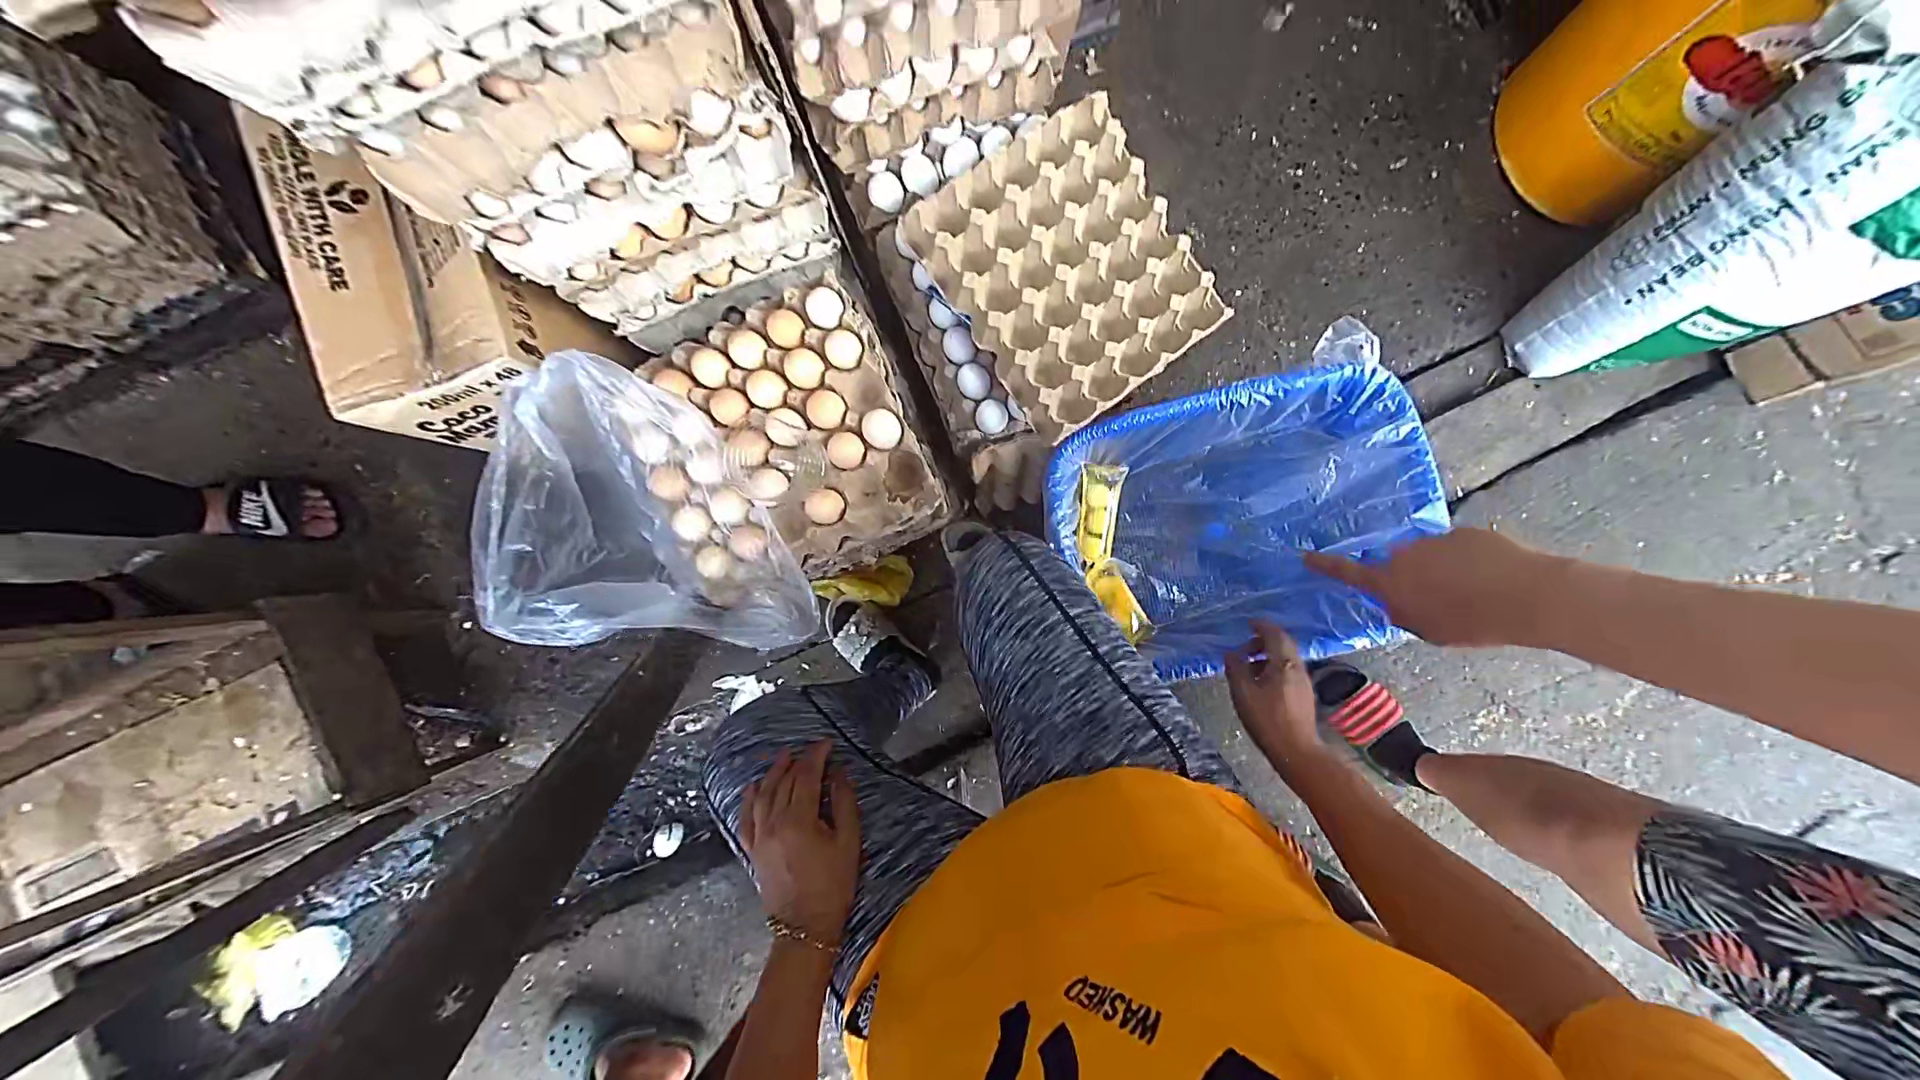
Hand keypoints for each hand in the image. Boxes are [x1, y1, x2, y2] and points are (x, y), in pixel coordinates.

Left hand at [739, 742, 860, 945]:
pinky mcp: (753, 851)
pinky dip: (749, 799)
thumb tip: (837, 774)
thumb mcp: (849, 842)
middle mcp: (774, 823)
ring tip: (785, 757)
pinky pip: (746, 818)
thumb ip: (843, 803)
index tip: (827, 744)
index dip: (816, 756)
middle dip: (799, 762)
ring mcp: (760, 837)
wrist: (806, 928)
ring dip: (774, 773)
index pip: (805, 776)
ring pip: (763, 795)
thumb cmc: (834, 885)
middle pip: (784, 782)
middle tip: (813, 751)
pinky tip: (754, 787)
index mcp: (798, 820)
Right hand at [1226, 621, 1329, 771]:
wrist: (1297, 750)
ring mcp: (1304, 681)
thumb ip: (1235, 668)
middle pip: (1284, 645)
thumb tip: (1232, 654)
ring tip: (1249, 667)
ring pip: (1286, 658)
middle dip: (1264, 641)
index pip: (1275, 635)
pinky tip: (1261, 683)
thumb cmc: (1267, 719)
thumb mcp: (1243, 692)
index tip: (1249, 623)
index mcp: (1283, 663)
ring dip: (1268, 655)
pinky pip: (1288, 670)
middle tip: (1245, 647)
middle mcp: (1297, 668)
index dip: (1262, 626)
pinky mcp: (1304, 694)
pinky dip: (1274, 667)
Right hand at [1304, 528, 1561, 646]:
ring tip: (1471, 590)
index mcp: (1390, 582)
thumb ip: (1405, 613)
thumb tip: (1397, 602)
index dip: (1325, 565)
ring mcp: (1436, 540)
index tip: (1306, 556)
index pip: (1348, 572)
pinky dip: (1467, 560)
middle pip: (1395, 563)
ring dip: (1440, 569)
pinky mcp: (1466, 532)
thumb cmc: (1473, 622)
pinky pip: (1457, 547)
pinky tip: (1490, 578)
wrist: (1531, 596)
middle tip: (1435, 598)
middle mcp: (1405, 555)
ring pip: (1427, 555)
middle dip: (1408, 576)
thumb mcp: (1429, 631)